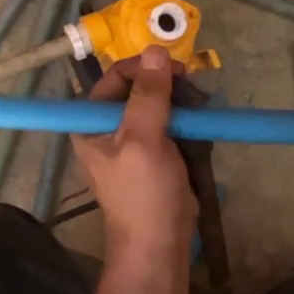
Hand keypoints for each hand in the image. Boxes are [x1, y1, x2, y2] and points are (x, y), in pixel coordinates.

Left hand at [73, 46, 194, 258]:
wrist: (159, 243)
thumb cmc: (142, 192)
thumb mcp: (142, 139)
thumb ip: (149, 95)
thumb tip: (156, 50)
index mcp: (91, 122)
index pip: (114, 77)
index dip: (143, 68)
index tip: (176, 69)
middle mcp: (108, 126)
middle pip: (138, 87)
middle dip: (167, 85)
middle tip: (193, 88)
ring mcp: (134, 139)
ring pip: (159, 103)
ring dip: (181, 101)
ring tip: (201, 106)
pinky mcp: (157, 151)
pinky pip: (171, 122)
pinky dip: (187, 118)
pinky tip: (202, 121)